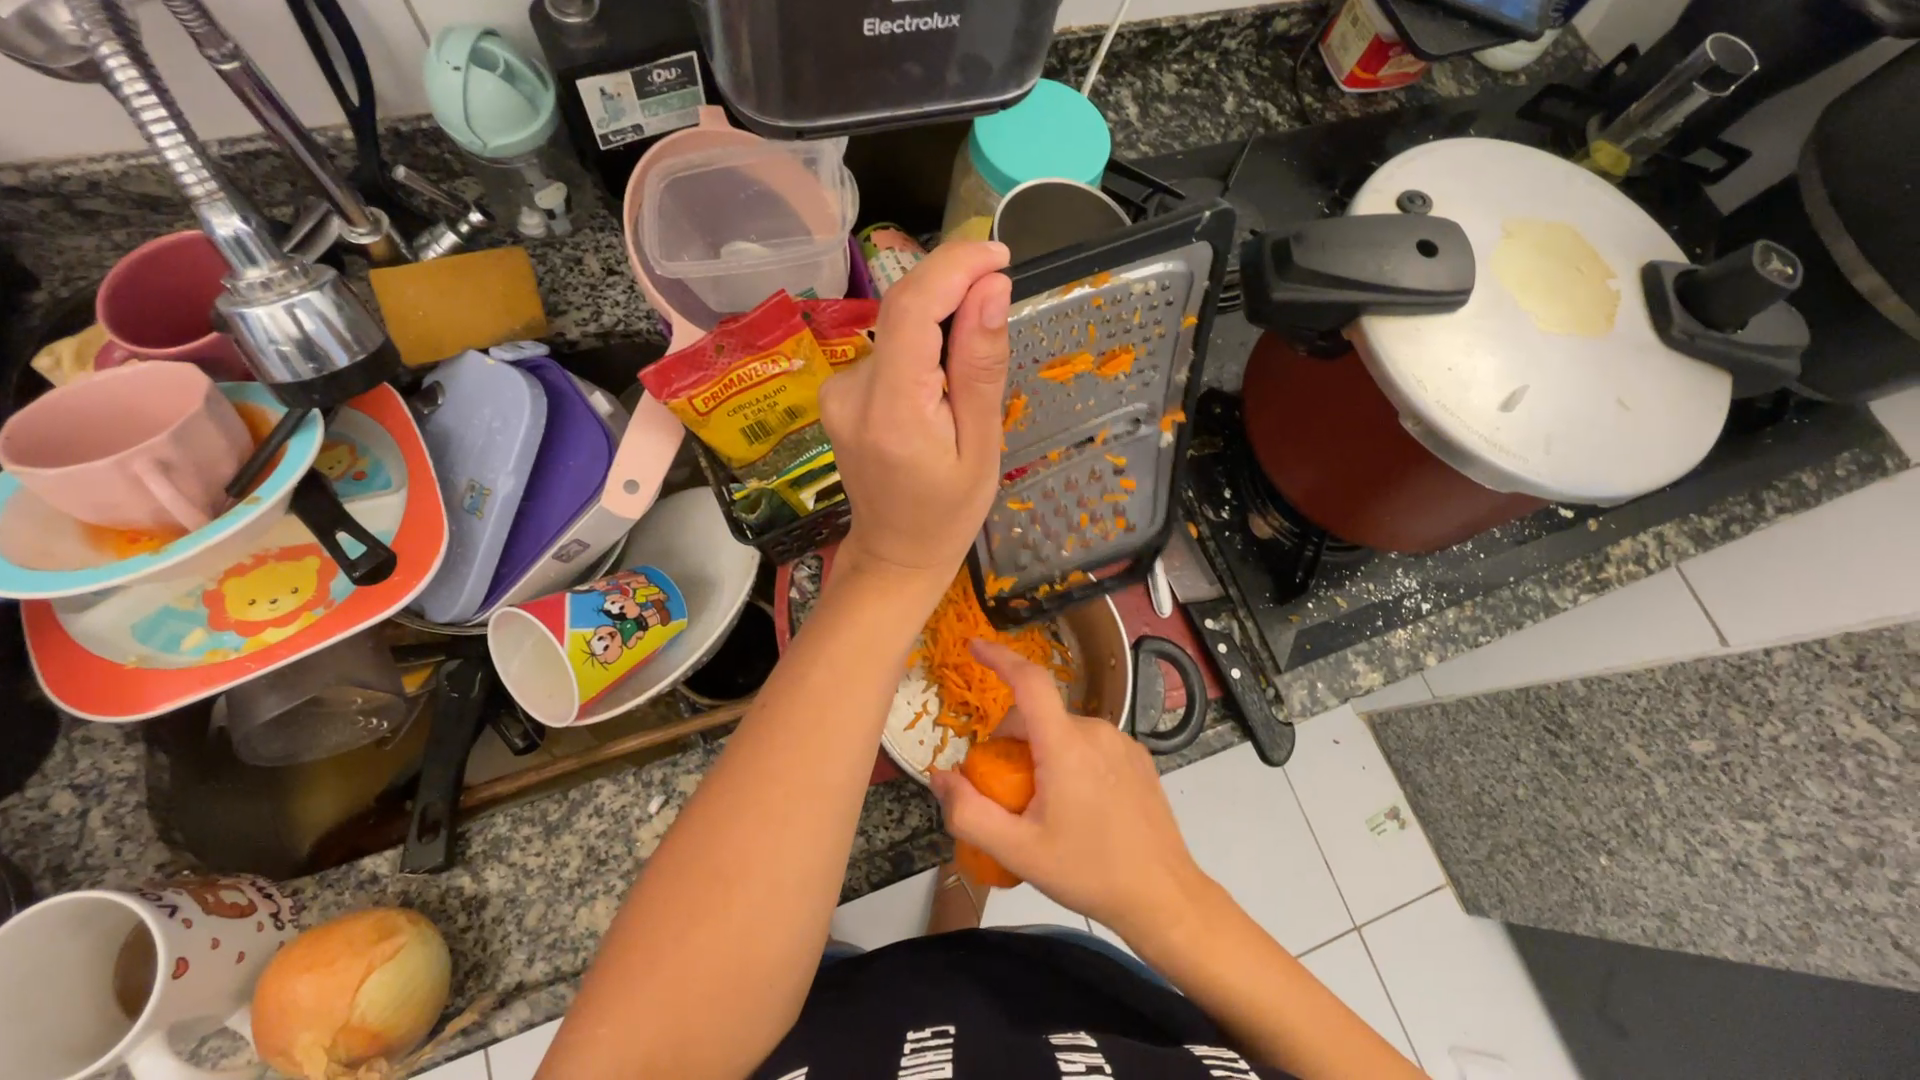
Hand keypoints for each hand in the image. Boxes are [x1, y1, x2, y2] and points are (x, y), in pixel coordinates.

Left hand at [820, 242, 1011, 585]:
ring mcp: (837, 391)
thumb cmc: (949, 511)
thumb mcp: (982, 446)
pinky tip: (942, 385)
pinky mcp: (838, 391)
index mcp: (892, 410)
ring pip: (898, 327)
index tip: (999, 256)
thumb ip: (981, 366)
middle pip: (903, 310)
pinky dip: (923, 346)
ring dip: (941, 323)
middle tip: (1000, 297)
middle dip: (954, 288)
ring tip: (971, 371)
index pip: (912, 308)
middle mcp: (851, 391)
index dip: (955, 266)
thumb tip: (991, 288)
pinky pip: (889, 348)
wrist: (895, 551)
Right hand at [929, 641, 1208, 935]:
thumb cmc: (1089, 872)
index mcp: (1066, 745)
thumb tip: (940, 777)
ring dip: (1040, 756)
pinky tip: (1077, 809)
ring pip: (1062, 733)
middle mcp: (1097, 732)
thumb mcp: (1017, 852)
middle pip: (1037, 718)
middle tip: (1008, 799)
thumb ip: (969, 813)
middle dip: (1011, 747)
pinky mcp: (1138, 759)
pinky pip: (1088, 746)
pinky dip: (1069, 762)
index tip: (974, 645)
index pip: (1029, 681)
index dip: (999, 658)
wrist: (1162, 896)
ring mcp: (1122, 744)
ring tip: (1044, 810)